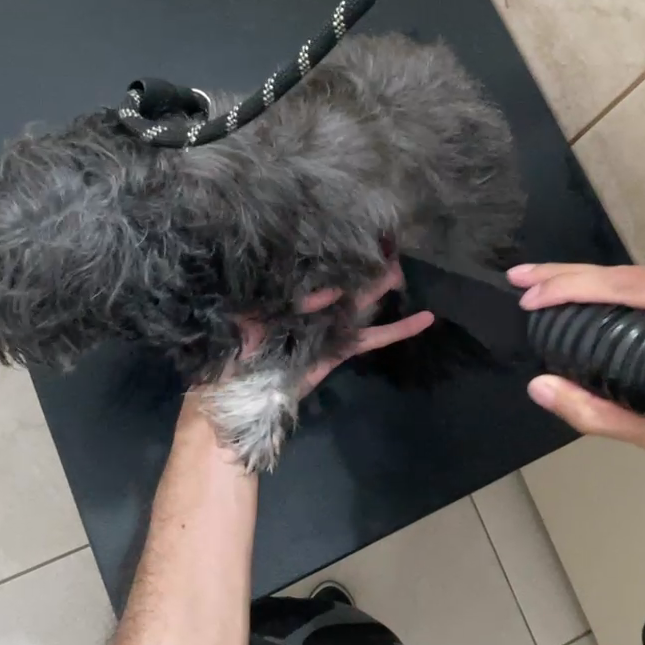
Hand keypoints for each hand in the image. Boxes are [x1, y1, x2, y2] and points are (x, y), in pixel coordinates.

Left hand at [240, 259, 434, 396]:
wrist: (227, 407)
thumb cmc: (225, 359)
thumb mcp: (238, 320)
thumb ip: (269, 300)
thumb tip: (320, 290)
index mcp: (275, 302)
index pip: (305, 274)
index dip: (325, 257)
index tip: (347, 236)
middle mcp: (300, 315)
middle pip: (335, 287)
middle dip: (357, 269)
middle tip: (382, 247)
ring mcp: (319, 335)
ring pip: (355, 310)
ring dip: (378, 294)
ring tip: (402, 275)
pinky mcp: (334, 356)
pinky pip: (364, 341)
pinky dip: (391, 332)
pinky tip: (419, 320)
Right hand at [509, 263, 644, 532]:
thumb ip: (601, 413)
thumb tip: (540, 387)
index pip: (636, 287)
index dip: (577, 286)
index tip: (531, 296)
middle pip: (636, 275)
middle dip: (571, 275)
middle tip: (520, 278)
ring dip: (591, 281)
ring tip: (542, 285)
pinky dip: (617, 291)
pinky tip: (586, 295)